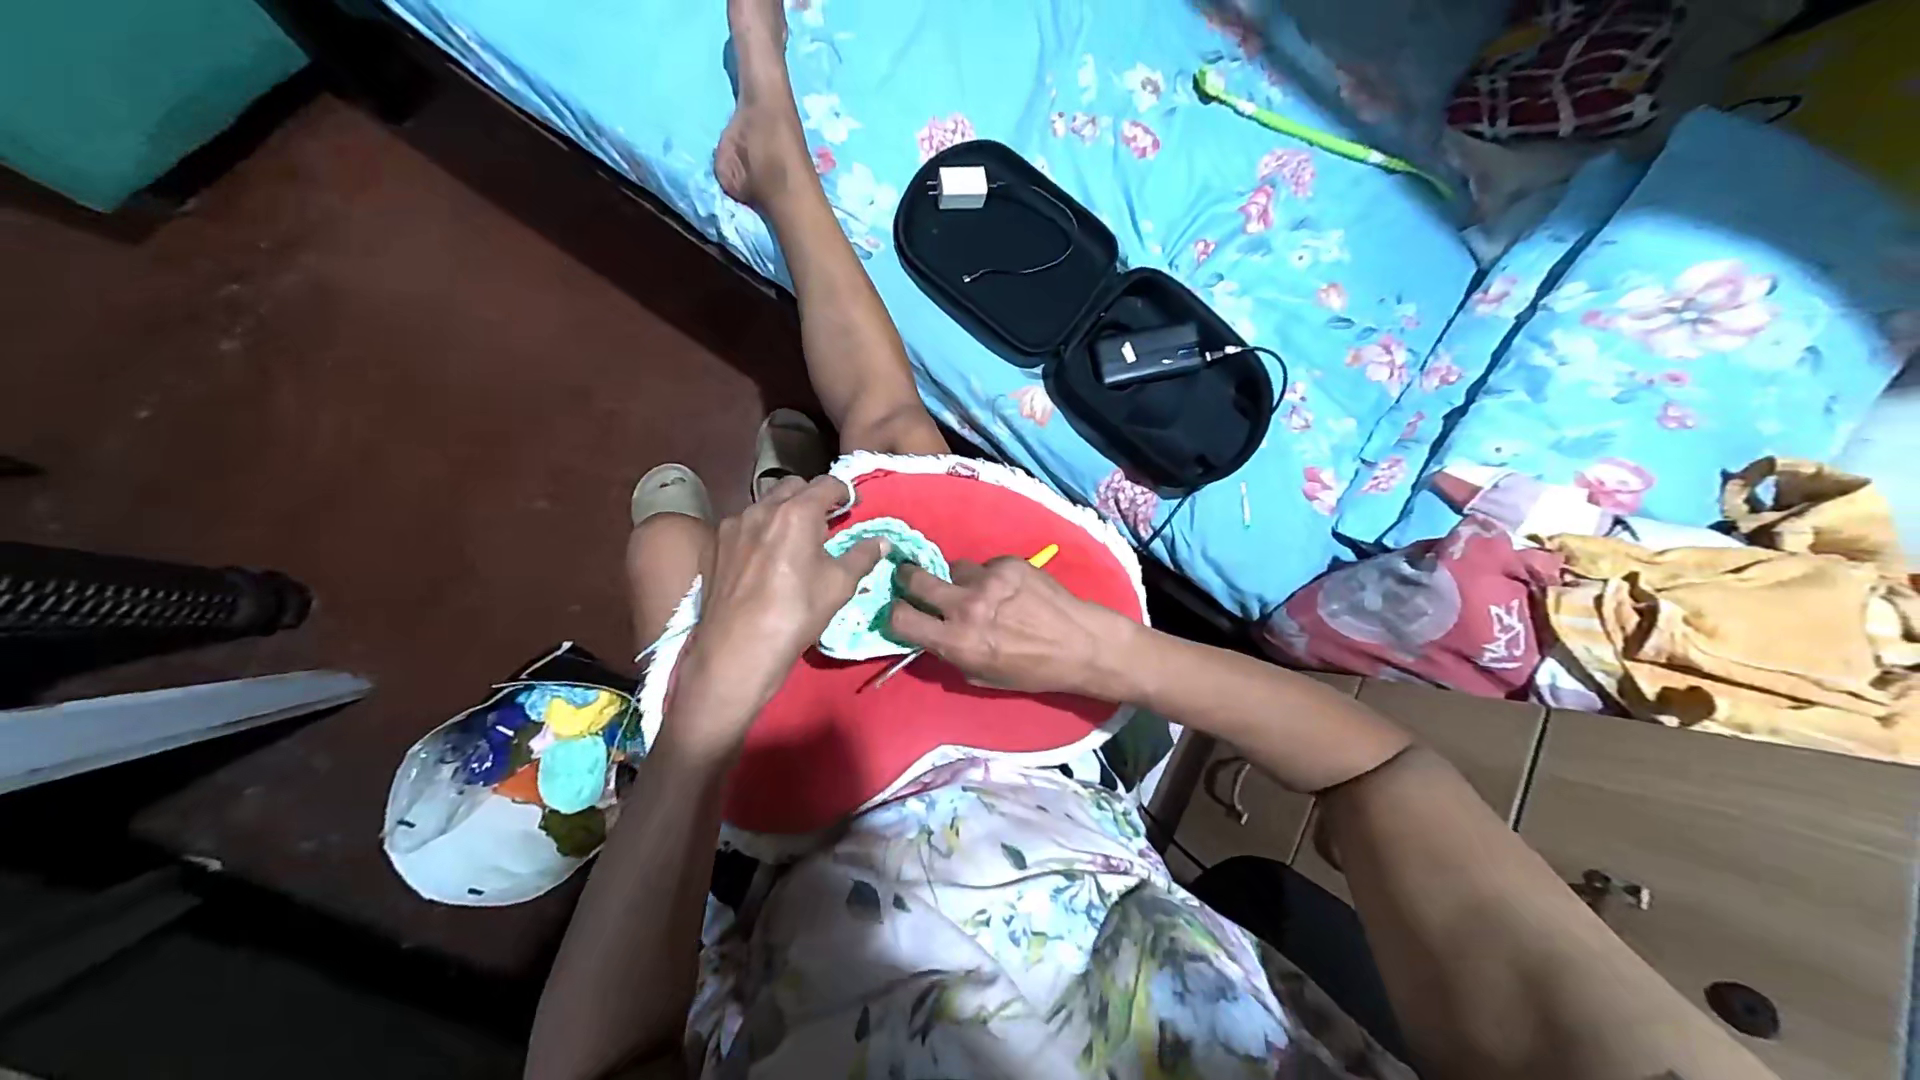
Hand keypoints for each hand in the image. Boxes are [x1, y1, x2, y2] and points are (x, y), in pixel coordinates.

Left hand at [668, 476, 885, 753]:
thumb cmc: (796, 613)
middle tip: (825, 524)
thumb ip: (862, 556)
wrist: (738, 649)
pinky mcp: (716, 545)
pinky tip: (765, 559)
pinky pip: (744, 525)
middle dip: (812, 498)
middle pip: (793, 487)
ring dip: (784, 512)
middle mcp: (762, 509)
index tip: (852, 507)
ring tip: (794, 541)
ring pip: (765, 504)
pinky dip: (760, 531)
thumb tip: (881, 541)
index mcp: (796, 512)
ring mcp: (734, 525)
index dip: (844, 492)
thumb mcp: (840, 585)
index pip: (827, 484)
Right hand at [887, 557, 1138, 697]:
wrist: (1081, 644)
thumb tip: (931, 633)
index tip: (902, 610)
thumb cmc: (1032, 670)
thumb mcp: (982, 676)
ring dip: (961, 579)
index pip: (900, 618)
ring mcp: (988, 580)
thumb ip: (951, 653)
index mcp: (957, 641)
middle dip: (909, 578)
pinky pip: (986, 565)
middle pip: (915, 578)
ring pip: (955, 568)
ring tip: (984, 593)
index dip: (896, 613)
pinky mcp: (1009, 562)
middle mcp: (966, 606)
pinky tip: (1012, 590)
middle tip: (913, 579)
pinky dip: (992, 576)